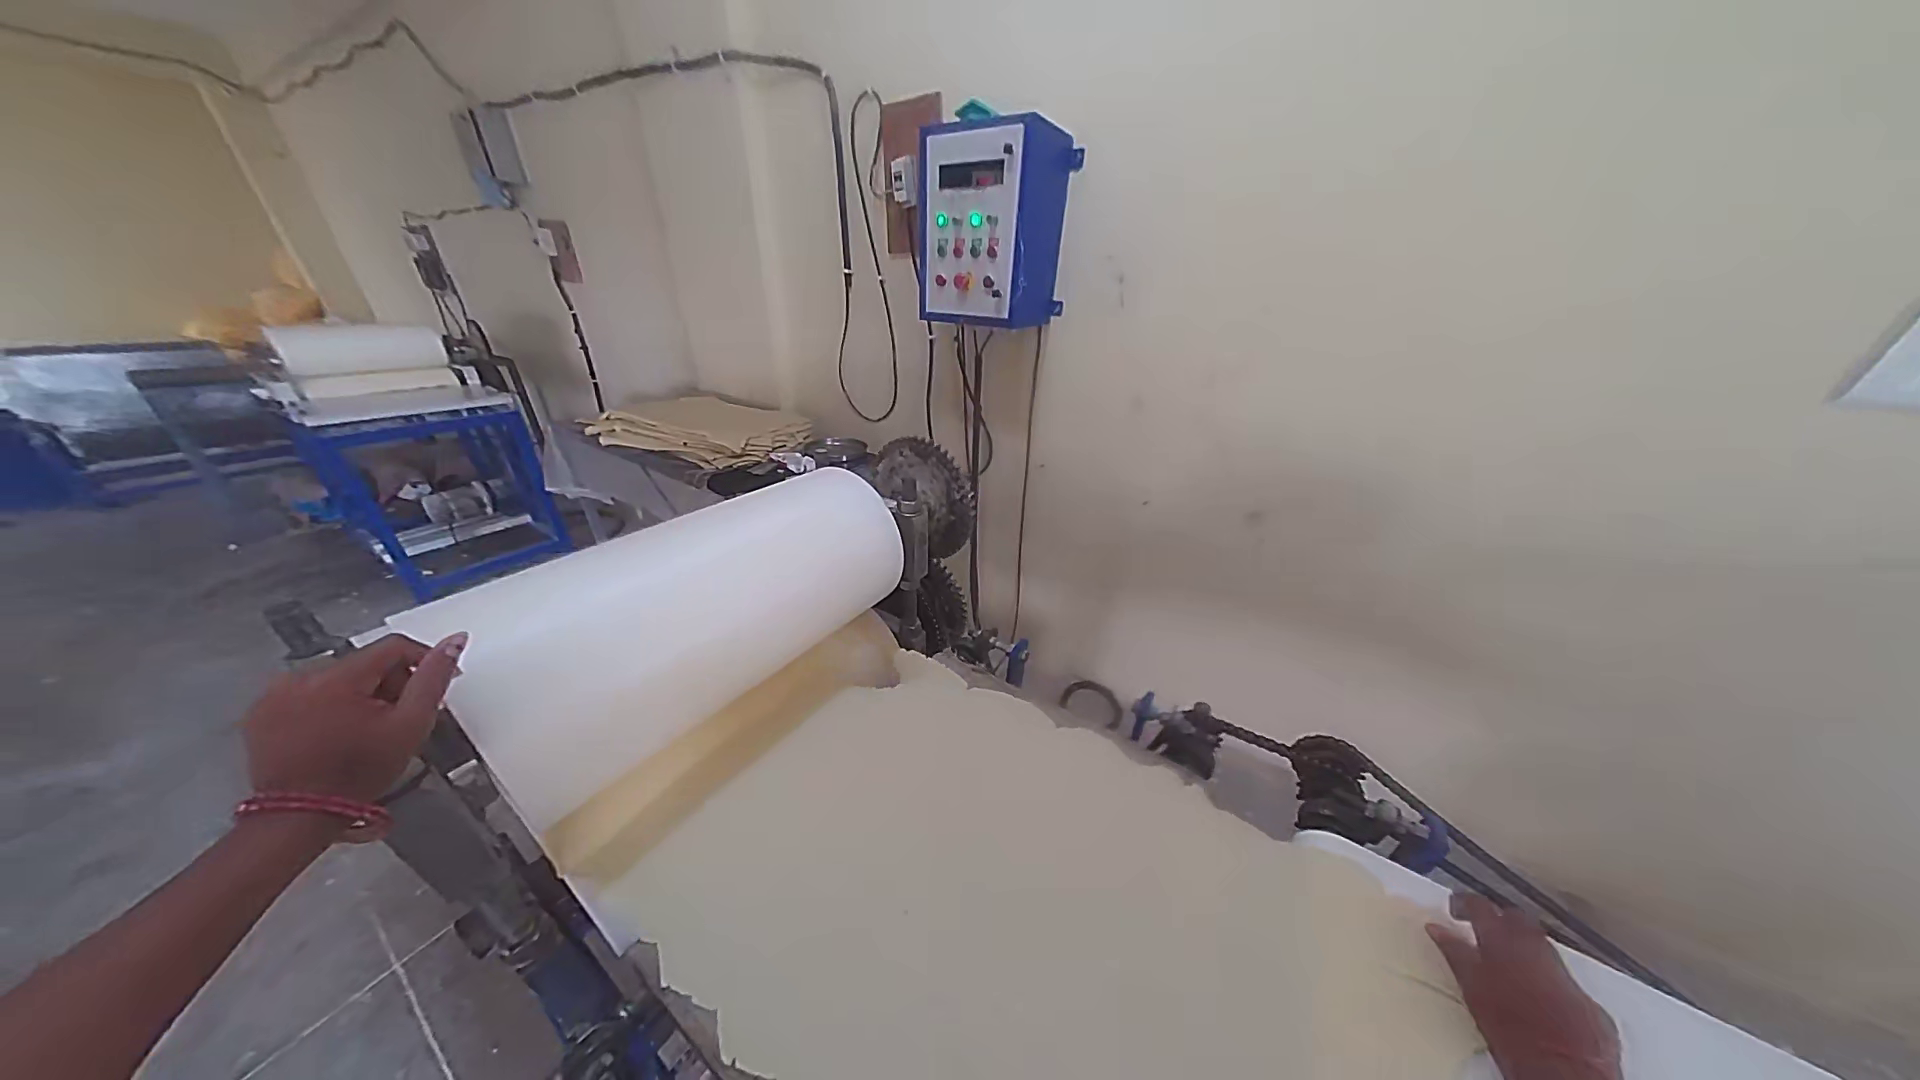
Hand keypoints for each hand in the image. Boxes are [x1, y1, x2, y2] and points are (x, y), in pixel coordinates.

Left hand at [242, 633, 466, 802]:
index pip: (393, 646)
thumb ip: (434, 677)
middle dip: (390, 682)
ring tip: (370, 725)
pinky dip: (332, 703)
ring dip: (363, 692)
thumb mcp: (411, 723)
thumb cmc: (361, 770)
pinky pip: (312, 691)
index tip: (434, 683)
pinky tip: (340, 729)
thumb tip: (454, 640)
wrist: (302, 816)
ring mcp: (273, 696)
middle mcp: (298, 679)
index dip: (422, 659)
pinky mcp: (261, 712)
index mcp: (335, 679)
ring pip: (340, 676)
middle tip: (399, 715)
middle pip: (366, 662)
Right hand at [1428, 894, 1621, 1079]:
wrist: (1566, 1074)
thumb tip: (1436, 927)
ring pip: (1543, 948)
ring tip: (1508, 966)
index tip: (1453, 909)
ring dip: (1524, 949)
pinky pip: (1563, 980)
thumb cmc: (1507, 1030)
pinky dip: (1546, 981)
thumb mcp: (1472, 989)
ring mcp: (1568, 977)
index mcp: (1504, 944)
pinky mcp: (1592, 1004)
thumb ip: (1456, 954)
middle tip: (1482, 932)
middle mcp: (1537, 951)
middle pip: (1518, 919)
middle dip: (1500, 920)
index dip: (1465, 902)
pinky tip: (1539, 1000)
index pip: (1481, 907)